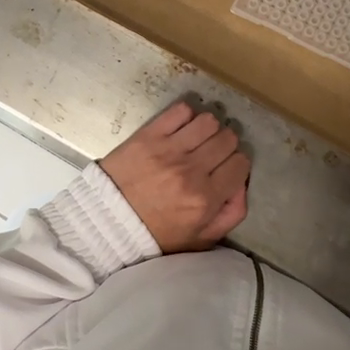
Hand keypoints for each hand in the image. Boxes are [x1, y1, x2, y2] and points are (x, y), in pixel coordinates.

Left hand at [100, 101, 250, 253]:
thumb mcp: (199, 239)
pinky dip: (186, 115)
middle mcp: (191, 171)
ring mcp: (169, 150)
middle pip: (228, 139)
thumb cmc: (154, 233)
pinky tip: (180, 128)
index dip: (236, 165)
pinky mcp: (148, 135)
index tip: (226, 168)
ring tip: (197, 138)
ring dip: (207, 128)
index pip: (240, 164)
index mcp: (205, 199)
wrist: (107, 221)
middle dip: (225, 145)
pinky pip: (180, 111)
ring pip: (208, 121)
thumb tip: (242, 186)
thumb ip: (230, 215)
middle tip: (212, 152)